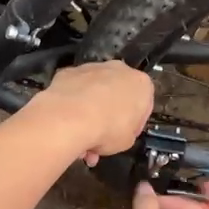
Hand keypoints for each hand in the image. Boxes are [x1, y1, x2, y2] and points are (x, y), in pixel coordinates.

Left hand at [31, 60, 154, 164]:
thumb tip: (117, 131)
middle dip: (109, 114)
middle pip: (117, 93)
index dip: (133, 123)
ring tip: (79, 136)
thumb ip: (127, 131)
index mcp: (141, 83)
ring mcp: (91, 68)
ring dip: (89, 110)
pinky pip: (74, 90)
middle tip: (101, 136)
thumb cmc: (108, 129)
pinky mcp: (68, 71)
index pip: (143, 104)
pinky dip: (71, 103)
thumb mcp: (127, 141)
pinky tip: (66, 123)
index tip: (123, 135)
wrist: (70, 118)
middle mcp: (118, 69)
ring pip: (93, 90)